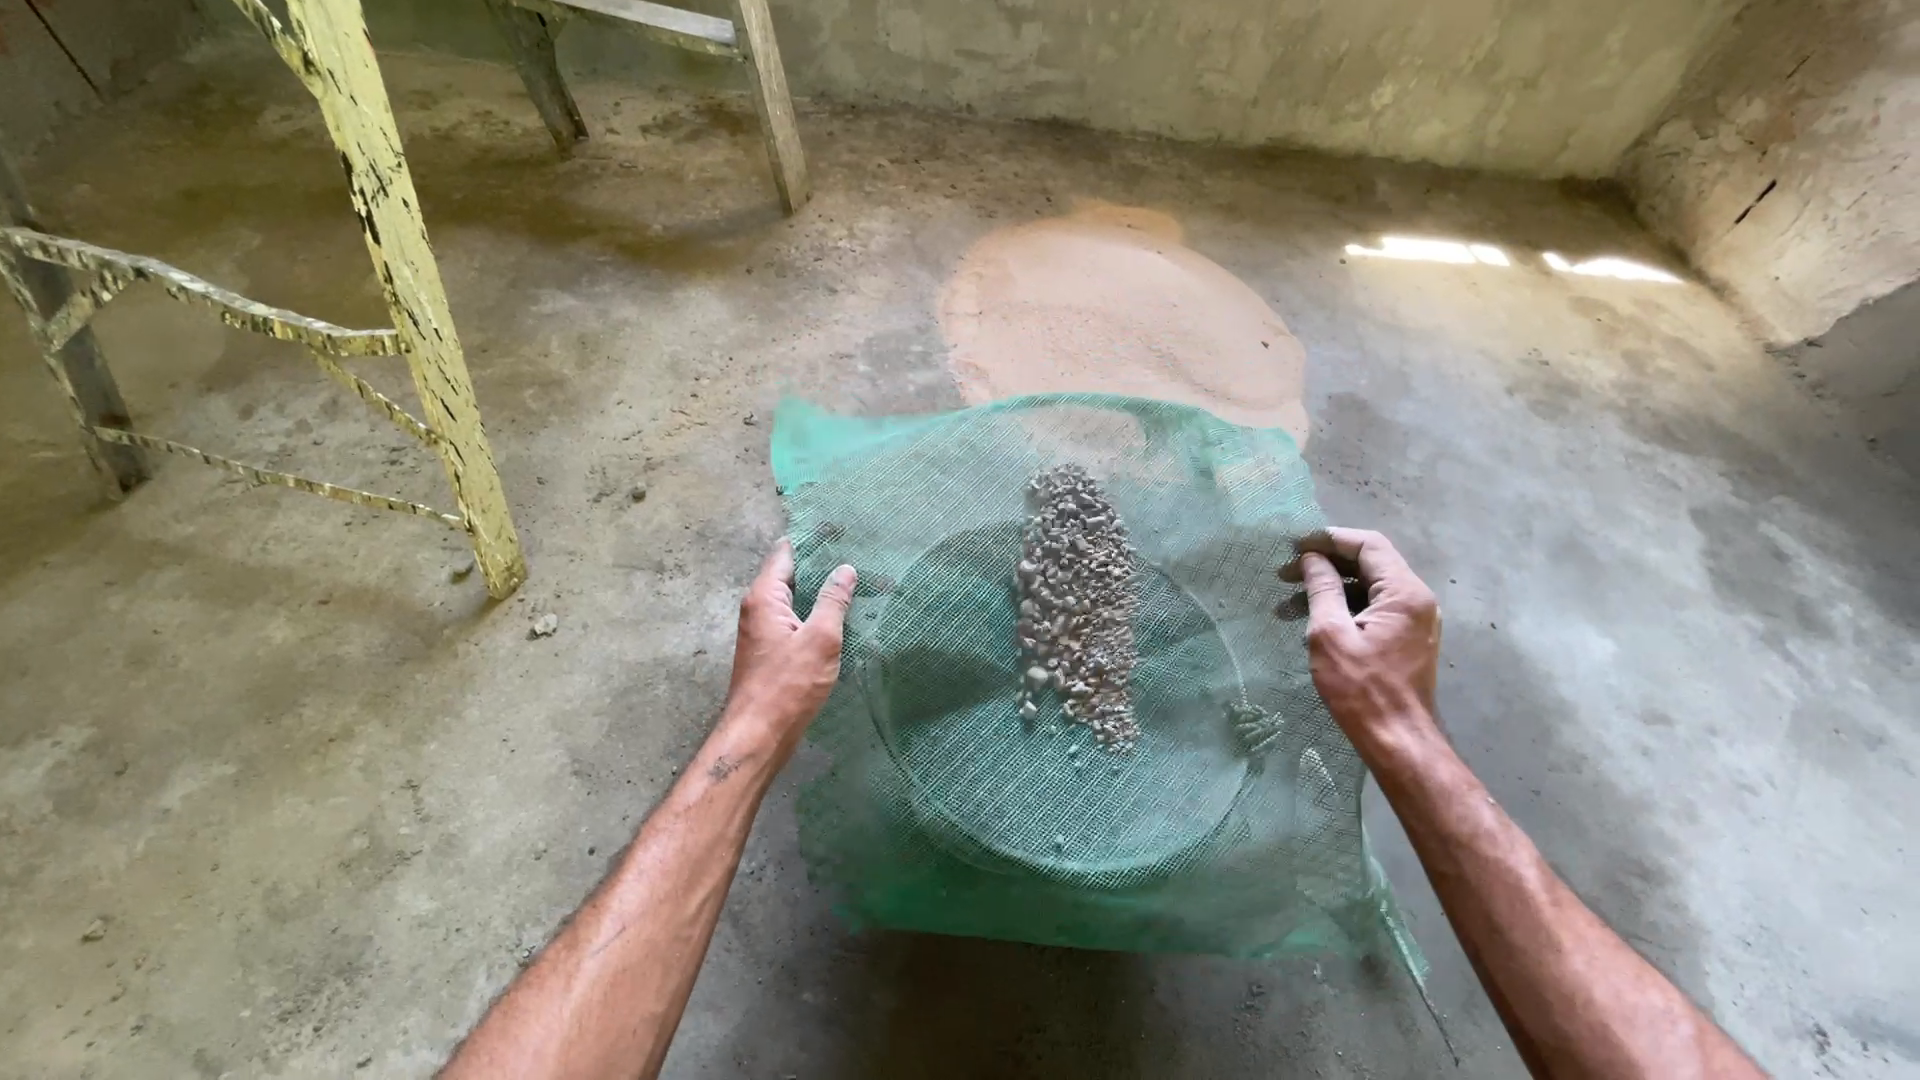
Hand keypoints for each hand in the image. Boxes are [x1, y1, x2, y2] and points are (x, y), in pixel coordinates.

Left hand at [720, 539, 856, 757]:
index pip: (787, 553)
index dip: (813, 541)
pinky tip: (843, 616)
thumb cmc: (788, 685)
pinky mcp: (772, 650)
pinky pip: (796, 620)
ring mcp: (763, 630)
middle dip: (822, 565)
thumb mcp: (820, 638)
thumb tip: (846, 569)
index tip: (843, 531)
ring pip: (796, 599)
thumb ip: (834, 601)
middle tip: (860, 554)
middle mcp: (758, 608)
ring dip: (822, 591)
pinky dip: (817, 614)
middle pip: (792, 574)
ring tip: (858, 581)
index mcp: (764, 596)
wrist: (759, 734)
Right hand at [1279, 528, 1440, 749]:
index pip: (1368, 545)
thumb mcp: (1330, 634)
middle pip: (1369, 563)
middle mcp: (1416, 599)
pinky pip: (1372, 608)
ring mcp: (1414, 620)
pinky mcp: (1405, 637)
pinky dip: (1341, 607)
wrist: (1397, 739)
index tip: (1294, 547)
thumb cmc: (1361, 688)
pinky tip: (1310, 620)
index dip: (1329, 539)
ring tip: (1287, 602)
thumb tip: (1311, 559)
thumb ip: (1322, 589)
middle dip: (1325, 564)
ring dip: (1329, 588)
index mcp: (1404, 593)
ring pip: (1368, 587)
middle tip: (1284, 574)